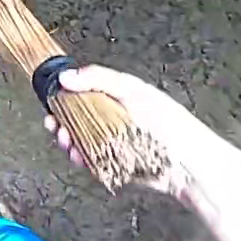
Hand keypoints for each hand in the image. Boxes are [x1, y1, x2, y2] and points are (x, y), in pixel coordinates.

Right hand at [41, 64, 237, 198]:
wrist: (188, 165)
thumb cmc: (168, 124)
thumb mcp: (132, 91)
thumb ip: (98, 79)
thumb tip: (67, 76)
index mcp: (119, 95)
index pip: (84, 90)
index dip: (65, 95)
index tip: (52, 99)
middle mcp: (115, 117)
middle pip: (79, 117)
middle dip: (62, 120)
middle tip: (53, 123)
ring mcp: (115, 141)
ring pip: (82, 139)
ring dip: (68, 139)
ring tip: (64, 140)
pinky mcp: (116, 163)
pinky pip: (91, 159)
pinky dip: (80, 158)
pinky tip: (76, 155)